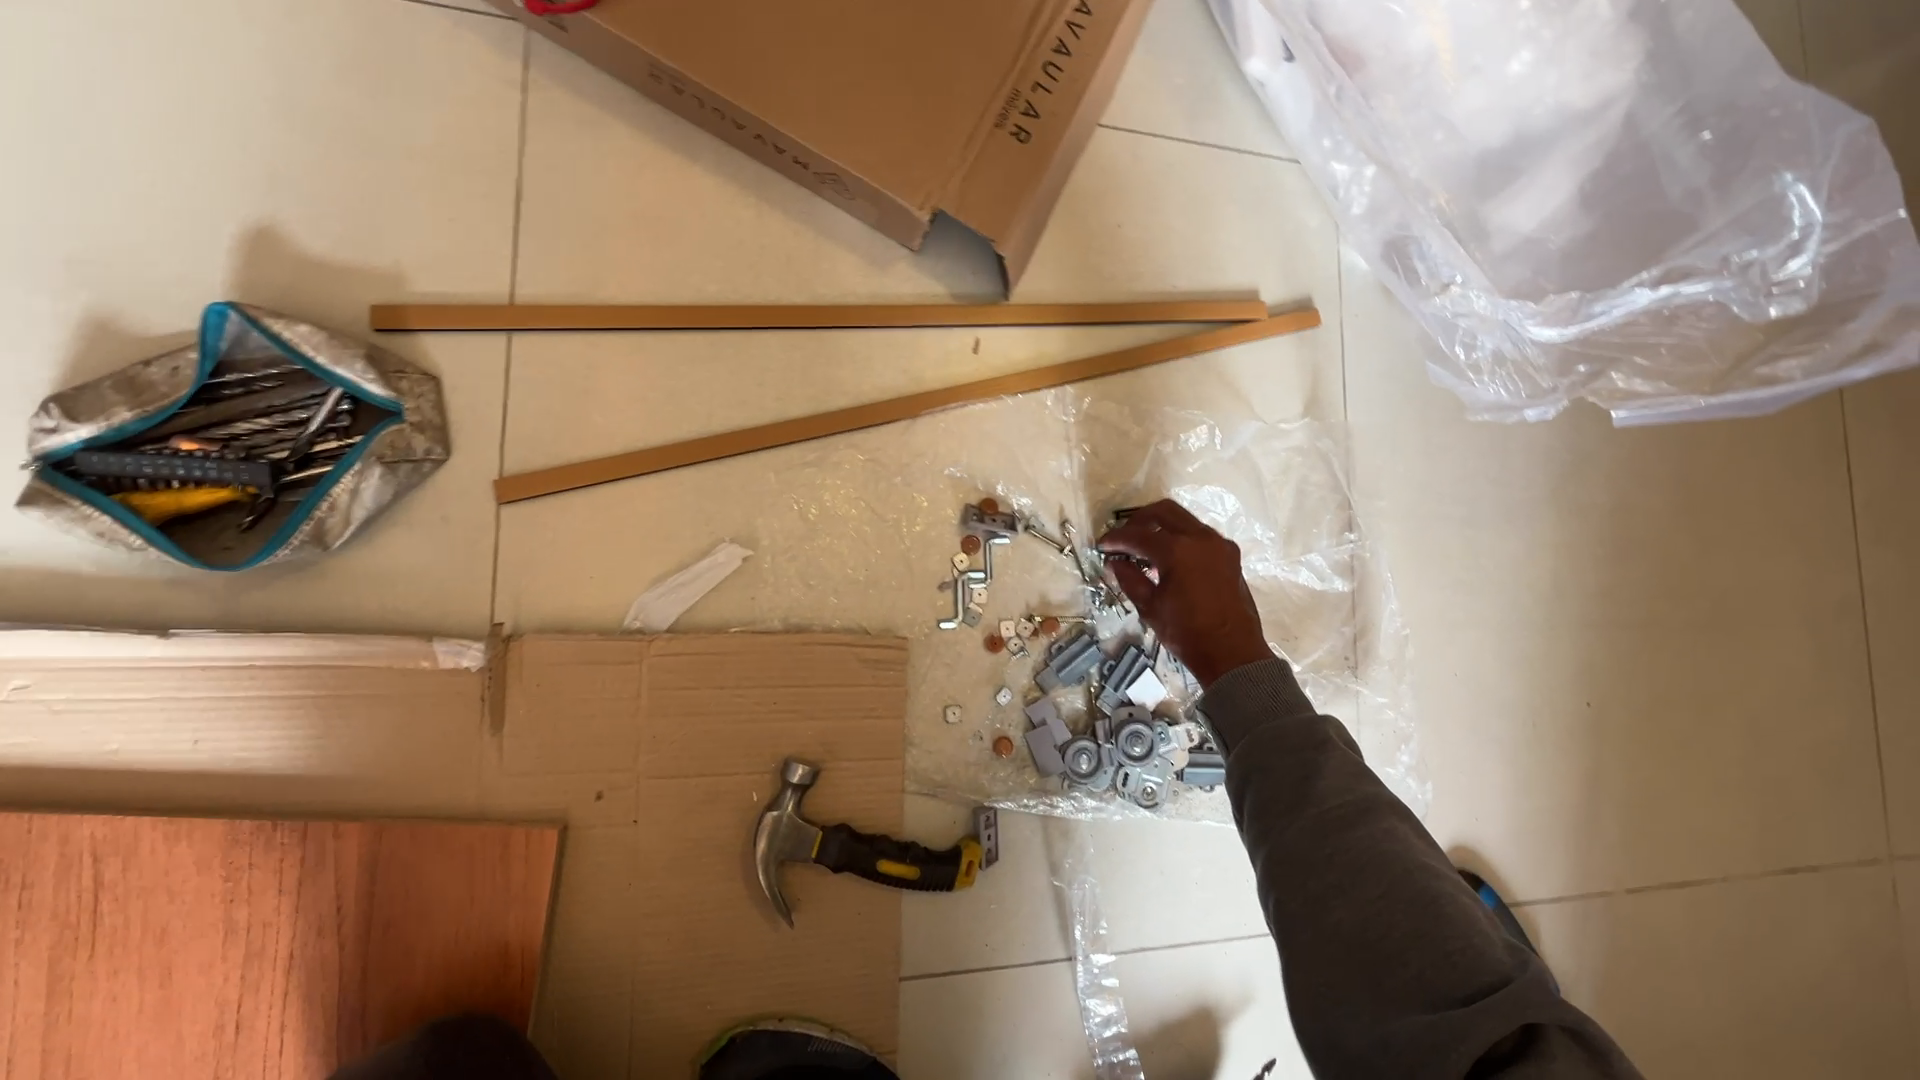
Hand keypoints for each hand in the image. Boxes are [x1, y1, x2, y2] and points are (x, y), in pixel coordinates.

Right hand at [1096, 500, 1275, 687]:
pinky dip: (1181, 537)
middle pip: (1163, 512)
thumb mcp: (1149, 607)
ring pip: (1185, 520)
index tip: (1102, 546)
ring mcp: (1219, 544)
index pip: (1138, 535)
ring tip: (1144, 548)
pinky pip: (1200, 535)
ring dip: (1161, 527)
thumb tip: (1115, 562)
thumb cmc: (1186, 633)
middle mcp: (1200, 538)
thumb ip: (1129, 578)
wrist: (1232, 654)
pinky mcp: (1230, 555)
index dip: (1116, 539)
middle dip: (1139, 521)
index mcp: (1177, 551)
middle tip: (1123, 538)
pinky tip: (1170, 558)